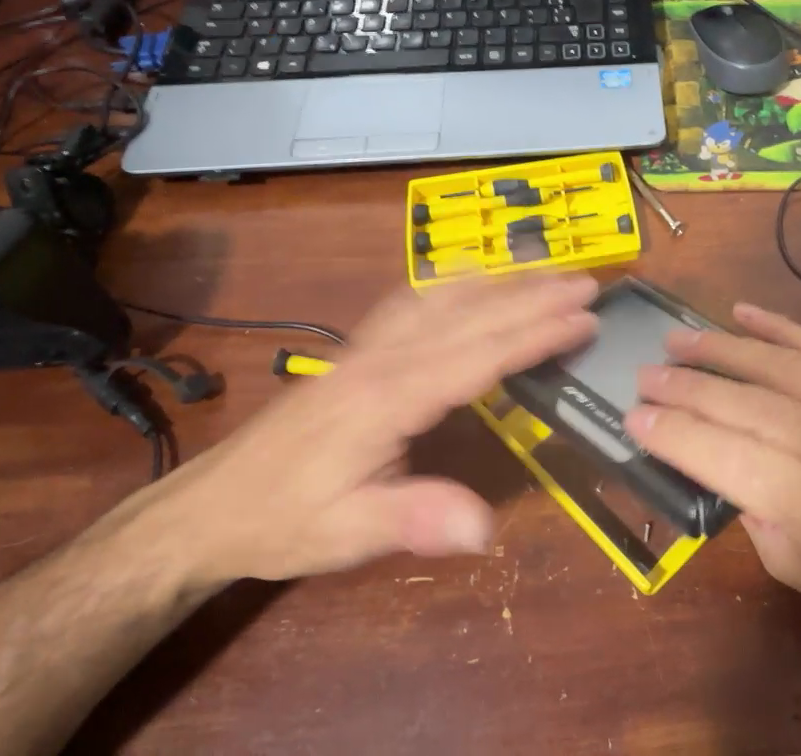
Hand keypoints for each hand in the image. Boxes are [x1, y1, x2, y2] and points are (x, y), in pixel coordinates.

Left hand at [112, 274, 598, 587]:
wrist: (212, 507)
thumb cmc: (286, 521)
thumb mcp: (348, 532)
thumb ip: (416, 520)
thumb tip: (485, 526)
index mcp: (389, 398)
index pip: (478, 356)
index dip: (535, 335)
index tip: (584, 319)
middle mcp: (383, 360)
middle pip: (469, 316)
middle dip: (532, 296)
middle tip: (588, 283)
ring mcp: (367, 349)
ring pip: (442, 299)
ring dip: (499, 281)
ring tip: (545, 268)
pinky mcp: (357, 352)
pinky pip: (412, 302)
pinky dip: (452, 283)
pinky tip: (469, 279)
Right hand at [625, 303, 800, 649]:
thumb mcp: (785, 561)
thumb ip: (742, 499)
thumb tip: (697, 443)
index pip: (727, 455)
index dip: (675, 432)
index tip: (634, 414)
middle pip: (750, 405)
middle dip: (689, 387)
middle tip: (645, 374)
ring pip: (784, 367)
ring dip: (725, 348)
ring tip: (679, 339)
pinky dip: (781, 328)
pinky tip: (744, 313)